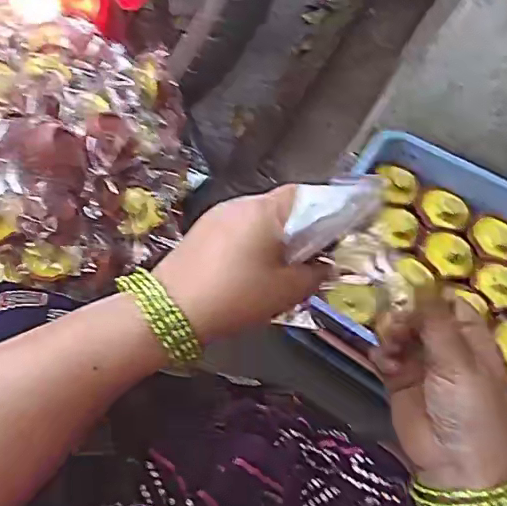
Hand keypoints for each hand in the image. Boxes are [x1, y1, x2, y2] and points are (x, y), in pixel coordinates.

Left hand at [151, 185, 326, 343]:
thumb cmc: (235, 297)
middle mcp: (239, 203)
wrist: (170, 310)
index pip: (307, 194)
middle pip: (280, 207)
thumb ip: (315, 274)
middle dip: (299, 230)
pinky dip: (249, 246)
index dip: (327, 211)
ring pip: (256, 221)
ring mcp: (215, 216)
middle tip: (309, 260)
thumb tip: (324, 264)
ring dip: (272, 239)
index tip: (336, 236)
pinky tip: (249, 273)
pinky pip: (235, 231)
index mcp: (265, 209)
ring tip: (278, 271)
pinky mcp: (199, 232)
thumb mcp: (286, 291)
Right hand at [370, 289, 506, 489]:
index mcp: (472, 342)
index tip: (405, 288)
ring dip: (390, 333)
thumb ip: (435, 324)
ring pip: (399, 334)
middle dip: (404, 314)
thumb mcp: (459, 364)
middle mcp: (447, 349)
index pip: (450, 305)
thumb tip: (421, 284)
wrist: (457, 466)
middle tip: (394, 323)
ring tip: (389, 346)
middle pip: (419, 317)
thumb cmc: (470, 411)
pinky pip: (385, 357)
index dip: (429, 295)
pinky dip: (381, 354)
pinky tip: (383, 362)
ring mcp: (421, 366)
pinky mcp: (398, 382)